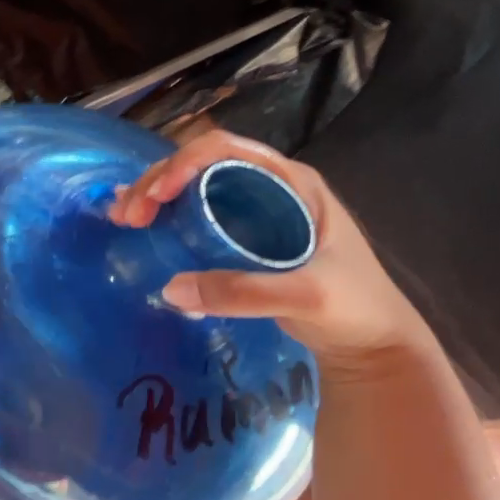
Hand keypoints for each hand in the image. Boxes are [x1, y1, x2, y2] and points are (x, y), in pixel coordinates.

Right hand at [109, 130, 435, 378]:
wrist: (375, 349)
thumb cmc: (355, 310)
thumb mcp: (307, 296)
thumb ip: (244, 292)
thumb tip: (170, 289)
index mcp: (291, 181)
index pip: (223, 149)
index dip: (182, 163)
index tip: (157, 195)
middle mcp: (266, 184)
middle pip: (195, 164)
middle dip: (155, 182)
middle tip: (129, 216)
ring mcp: (250, 207)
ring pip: (187, 185)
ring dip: (150, 196)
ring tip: (123, 219)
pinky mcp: (236, 232)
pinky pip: (189, 209)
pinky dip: (159, 212)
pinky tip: (135, 220)